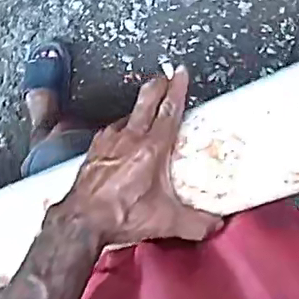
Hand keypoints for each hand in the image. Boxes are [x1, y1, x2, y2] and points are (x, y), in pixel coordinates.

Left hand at [50, 68, 222, 246]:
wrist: (83, 219)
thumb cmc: (120, 215)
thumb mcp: (167, 222)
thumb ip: (197, 223)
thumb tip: (216, 224)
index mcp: (151, 149)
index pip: (169, 111)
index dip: (177, 89)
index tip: (180, 73)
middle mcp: (130, 138)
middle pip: (146, 102)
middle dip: (157, 85)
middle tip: (164, 76)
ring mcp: (110, 141)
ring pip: (128, 115)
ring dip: (139, 107)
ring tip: (146, 106)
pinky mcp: (95, 148)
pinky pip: (111, 130)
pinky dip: (120, 127)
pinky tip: (122, 133)